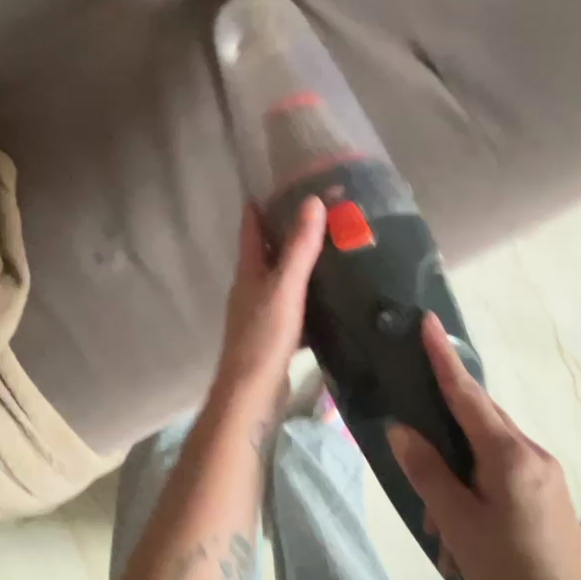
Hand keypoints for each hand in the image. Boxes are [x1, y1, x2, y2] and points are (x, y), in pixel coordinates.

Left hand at [210, 198, 325, 412]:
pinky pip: (293, 307)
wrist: (252, 394)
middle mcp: (250, 287)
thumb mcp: (285, 287)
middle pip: (266, 252)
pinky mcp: (274, 337)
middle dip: (287, 233)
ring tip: (332, 251)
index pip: (251, 228)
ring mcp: (260, 314)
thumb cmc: (264, 336)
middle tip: (320, 214)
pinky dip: (309, 298)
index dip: (261, 205)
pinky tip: (332, 300)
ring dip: (300, 265)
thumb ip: (299, 248)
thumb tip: (313, 201)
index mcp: (248, 271)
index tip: (282, 185)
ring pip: (281, 280)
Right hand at [389, 314, 580, 579]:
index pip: (467, 393)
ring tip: (440, 529)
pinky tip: (464, 539)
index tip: (428, 319)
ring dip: (458, 475)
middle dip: (445, 426)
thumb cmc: (511, 576)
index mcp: (510, 455)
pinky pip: (504, 477)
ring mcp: (547, 481)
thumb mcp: (458, 525)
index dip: (443, 356)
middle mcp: (533, 456)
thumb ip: (428, 471)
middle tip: (413, 440)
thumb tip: (402, 429)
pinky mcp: (550, 504)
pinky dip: (476, 493)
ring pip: (489, 453)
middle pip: (480, 419)